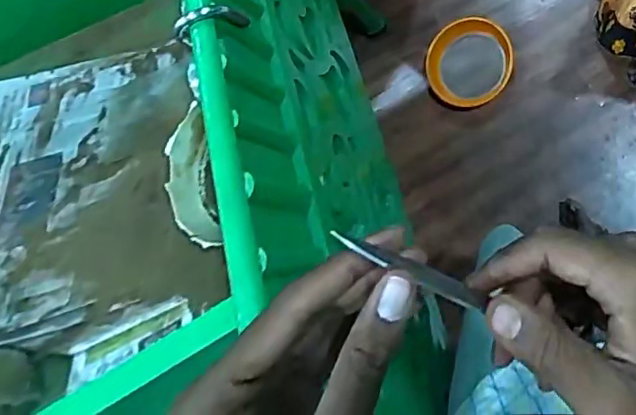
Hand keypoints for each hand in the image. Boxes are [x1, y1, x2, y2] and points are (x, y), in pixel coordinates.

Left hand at [171, 228, 417, 414]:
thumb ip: (362, 362)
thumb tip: (403, 281)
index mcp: (221, 386)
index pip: (289, 306)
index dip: (344, 269)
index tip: (394, 238)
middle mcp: (238, 376)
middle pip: (303, 315)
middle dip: (360, 279)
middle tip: (415, 251)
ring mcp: (261, 391)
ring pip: (314, 332)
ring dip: (362, 301)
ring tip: (408, 272)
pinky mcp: (284, 403)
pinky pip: (320, 357)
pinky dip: (356, 335)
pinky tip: (386, 312)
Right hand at [467, 228, 635, 413]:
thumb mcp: (603, 396)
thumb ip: (548, 350)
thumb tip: (492, 310)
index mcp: (622, 267)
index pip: (547, 245)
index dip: (503, 265)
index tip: (469, 297)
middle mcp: (624, 250)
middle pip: (552, 255)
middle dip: (520, 296)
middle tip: (501, 354)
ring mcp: (629, 263)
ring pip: (562, 269)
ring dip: (536, 308)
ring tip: (525, 361)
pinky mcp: (630, 280)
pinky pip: (579, 283)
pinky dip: (558, 313)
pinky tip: (554, 351)